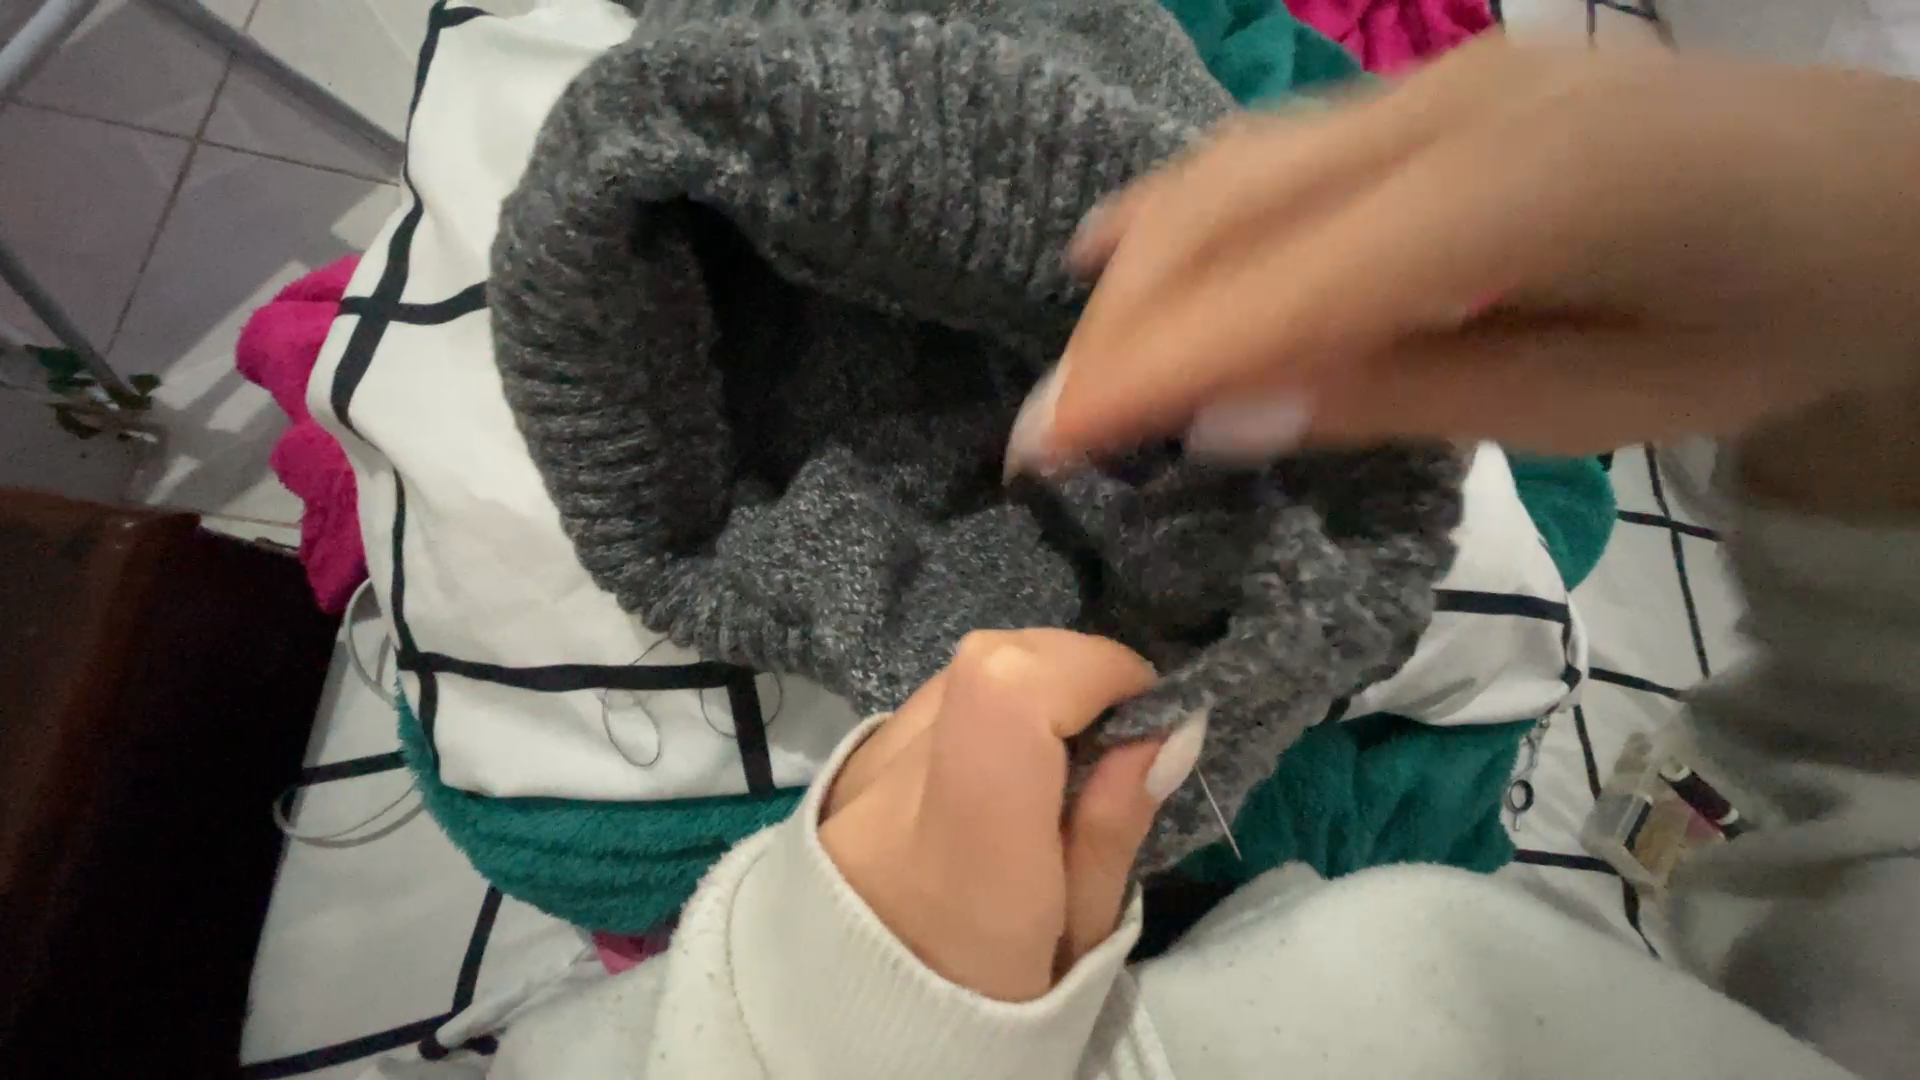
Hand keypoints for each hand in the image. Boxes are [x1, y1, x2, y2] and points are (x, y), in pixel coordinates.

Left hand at [818, 630, 1200, 1001]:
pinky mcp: (852, 757)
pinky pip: (937, 694)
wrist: (855, 1016)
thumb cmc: (985, 999)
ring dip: (1032, 681)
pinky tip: (1001, 758)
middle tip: (1112, 724)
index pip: (1009, 691)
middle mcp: (899, 783)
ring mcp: (863, 762)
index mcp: (965, 845)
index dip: (1090, 668)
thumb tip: (1165, 728)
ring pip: (965, 668)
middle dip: (1073, 666)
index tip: (1146, 705)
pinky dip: (987, 699)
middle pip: (990, 661)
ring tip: (1057, 746)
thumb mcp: (1077, 939)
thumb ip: (1113, 826)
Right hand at [1004, 37, 1919, 467]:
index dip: (1147, 370)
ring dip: (1127, 280)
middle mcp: (1446, 111)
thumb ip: (1392, 397)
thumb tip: (1225, 418)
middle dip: (1114, 332)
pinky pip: (1252, 152)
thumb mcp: (1580, 407)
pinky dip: (1165, 211)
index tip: (1043, 444)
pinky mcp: (1410, 96)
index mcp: (1516, 198)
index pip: (1276, 293)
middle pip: (1221, 218)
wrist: (1875, 194)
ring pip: (1221, 177)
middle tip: (1047, 427)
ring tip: (1074, 366)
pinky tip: (1106, 251)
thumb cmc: (1747, 328)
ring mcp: (1422, 88)